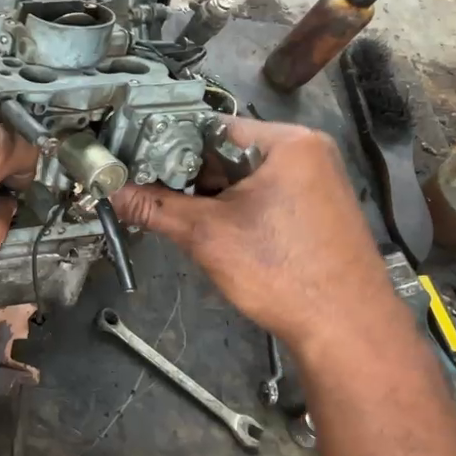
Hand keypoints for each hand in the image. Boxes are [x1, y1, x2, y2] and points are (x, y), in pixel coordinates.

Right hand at [108, 117, 403, 352]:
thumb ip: (152, 207)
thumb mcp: (205, 235)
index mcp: (287, 142)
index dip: (163, 144)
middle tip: (139, 191)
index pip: (207, 127)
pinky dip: (226, 209)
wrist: (345, 328)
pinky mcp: (308, 210)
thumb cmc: (280, 270)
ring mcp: (310, 182)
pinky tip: (201, 228)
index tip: (129, 163)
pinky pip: (255, 196)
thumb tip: (109, 192)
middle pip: (221, 152)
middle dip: (181, 176)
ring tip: (163, 211)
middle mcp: (304, 152)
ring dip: (201, 196)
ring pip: (236, 178)